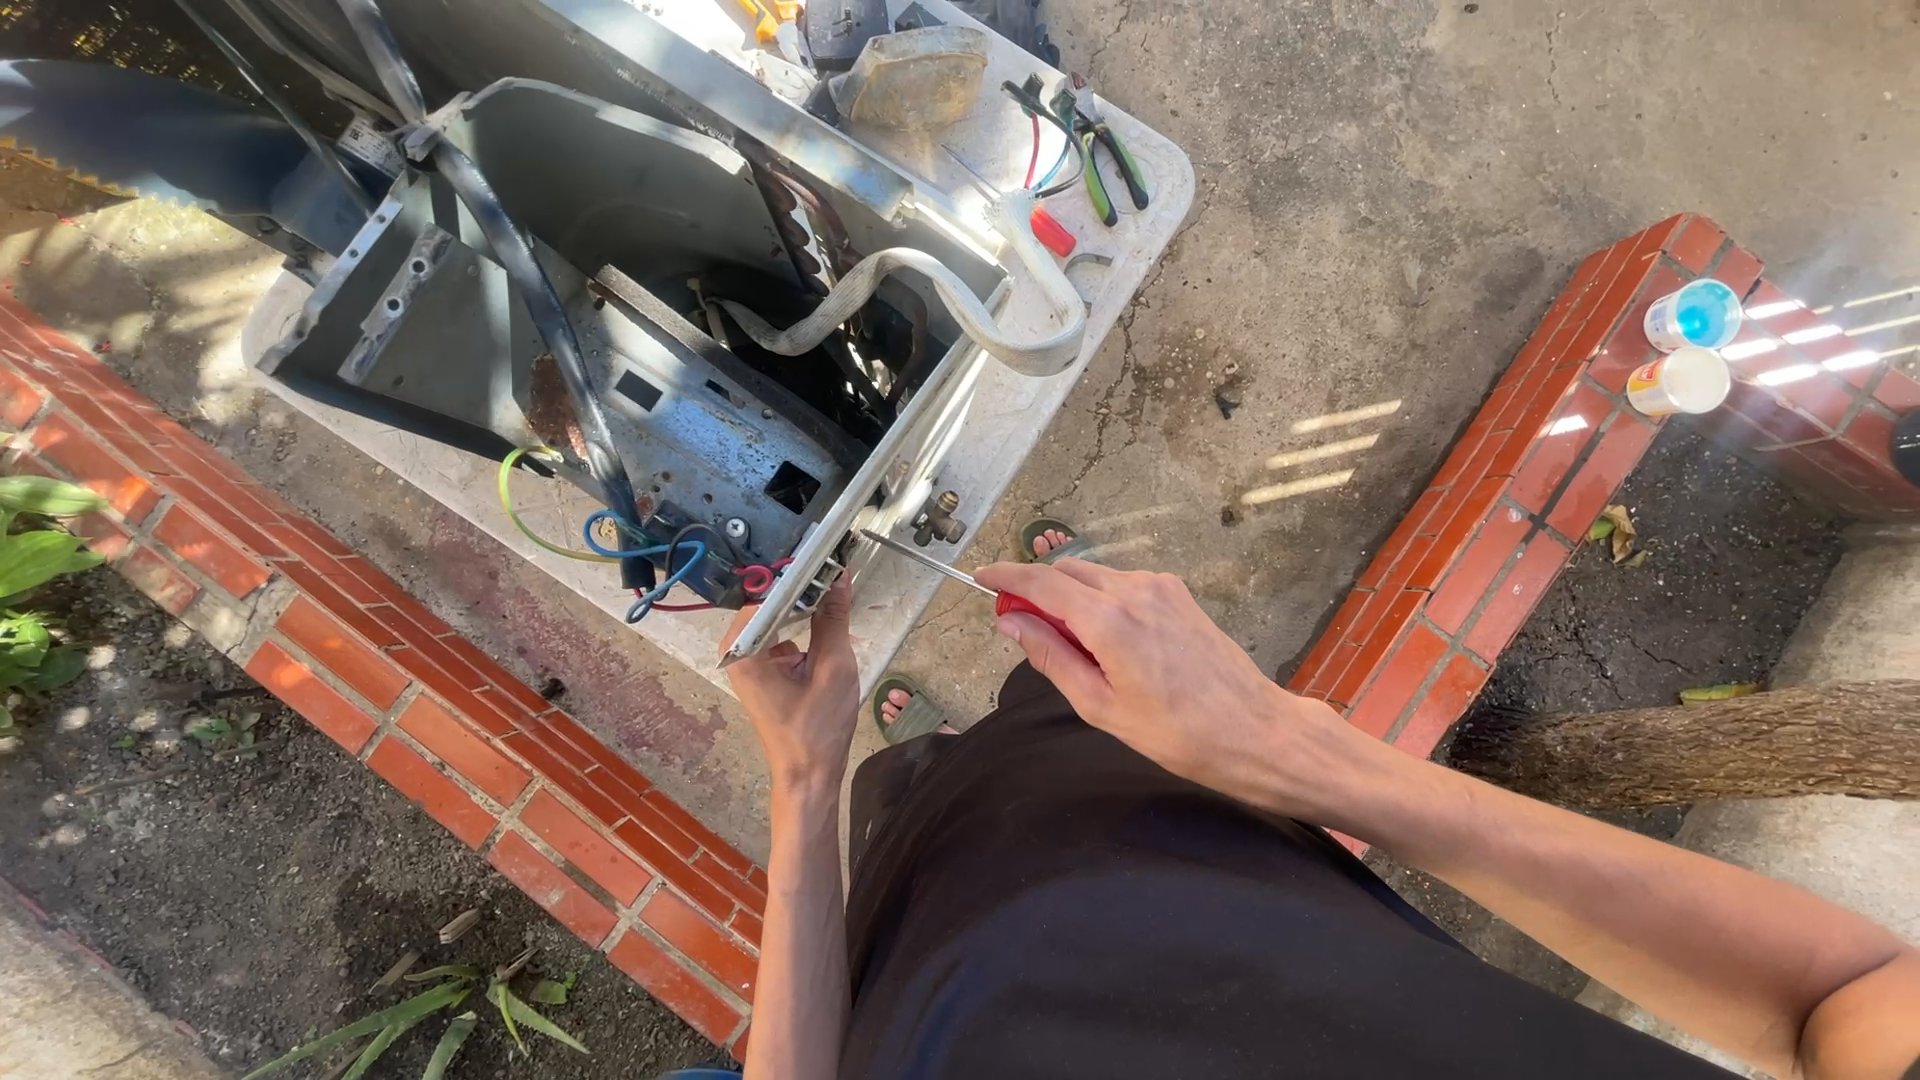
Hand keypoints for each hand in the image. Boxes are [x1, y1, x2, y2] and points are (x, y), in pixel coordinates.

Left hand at [722, 577, 861, 797]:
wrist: (810, 776)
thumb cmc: (818, 728)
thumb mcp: (833, 666)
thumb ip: (833, 618)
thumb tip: (839, 577)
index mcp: (743, 651)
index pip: (764, 594)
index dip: (794, 573)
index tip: (821, 553)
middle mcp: (738, 652)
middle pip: (768, 603)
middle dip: (800, 586)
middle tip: (832, 564)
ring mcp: (751, 663)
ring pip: (776, 618)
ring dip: (803, 604)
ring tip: (831, 582)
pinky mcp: (765, 672)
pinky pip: (781, 636)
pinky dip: (802, 624)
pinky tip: (826, 615)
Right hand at [974, 559, 1382, 817]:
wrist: (1256, 731)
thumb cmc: (1176, 733)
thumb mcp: (1099, 705)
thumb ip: (1050, 655)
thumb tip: (1011, 622)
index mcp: (1109, 619)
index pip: (1041, 581)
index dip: (1006, 576)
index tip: (981, 578)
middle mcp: (1134, 589)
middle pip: (1066, 571)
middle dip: (1036, 588)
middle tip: (1019, 622)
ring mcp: (1161, 586)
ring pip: (1094, 575)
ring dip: (1069, 595)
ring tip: (1068, 641)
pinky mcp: (1178, 593)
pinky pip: (1122, 583)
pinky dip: (1099, 598)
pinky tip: (1104, 636)